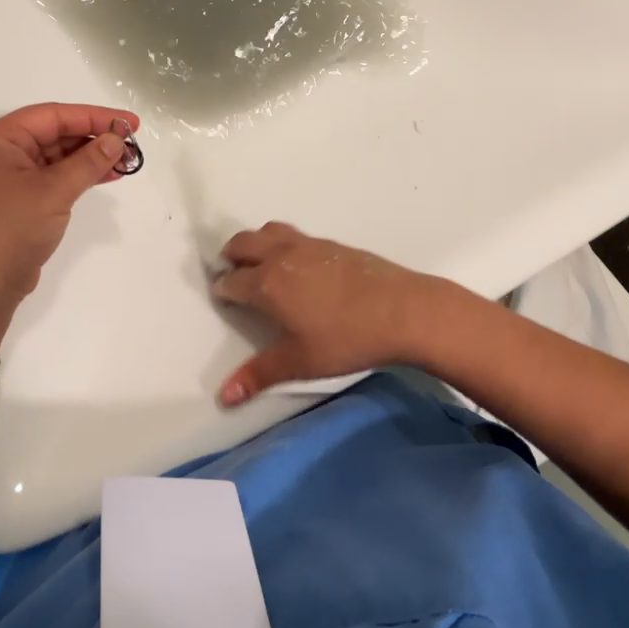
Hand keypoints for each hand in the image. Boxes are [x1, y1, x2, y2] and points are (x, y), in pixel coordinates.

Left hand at [0, 103, 138, 358]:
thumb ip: (88, 161)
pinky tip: (106, 176)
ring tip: (126, 162)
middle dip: (94, 138)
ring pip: (57, 156)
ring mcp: (8, 176)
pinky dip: (79, 175)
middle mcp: (0, 151)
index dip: (94, 116)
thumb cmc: (12, 229)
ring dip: (90, 157)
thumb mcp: (54, 191)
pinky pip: (53, 176)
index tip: (130, 122)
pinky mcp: (18, 199)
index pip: (53, 115)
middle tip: (132, 145)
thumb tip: (116, 139)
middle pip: (55, 133)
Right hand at [210, 223, 443, 405]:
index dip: (223, 290)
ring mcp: (310, 245)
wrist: (405, 311)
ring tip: (263, 265)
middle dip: (232, 256)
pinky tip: (300, 267)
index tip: (224, 300)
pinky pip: (296, 235)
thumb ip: (259, 375)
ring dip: (257, 243)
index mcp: (268, 282)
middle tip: (235, 276)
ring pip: (270, 231)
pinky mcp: (334, 244)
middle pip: (243, 243)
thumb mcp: (300, 362)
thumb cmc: (347, 339)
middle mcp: (282, 255)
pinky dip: (284, 243)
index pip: (232, 281)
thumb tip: (223, 396)